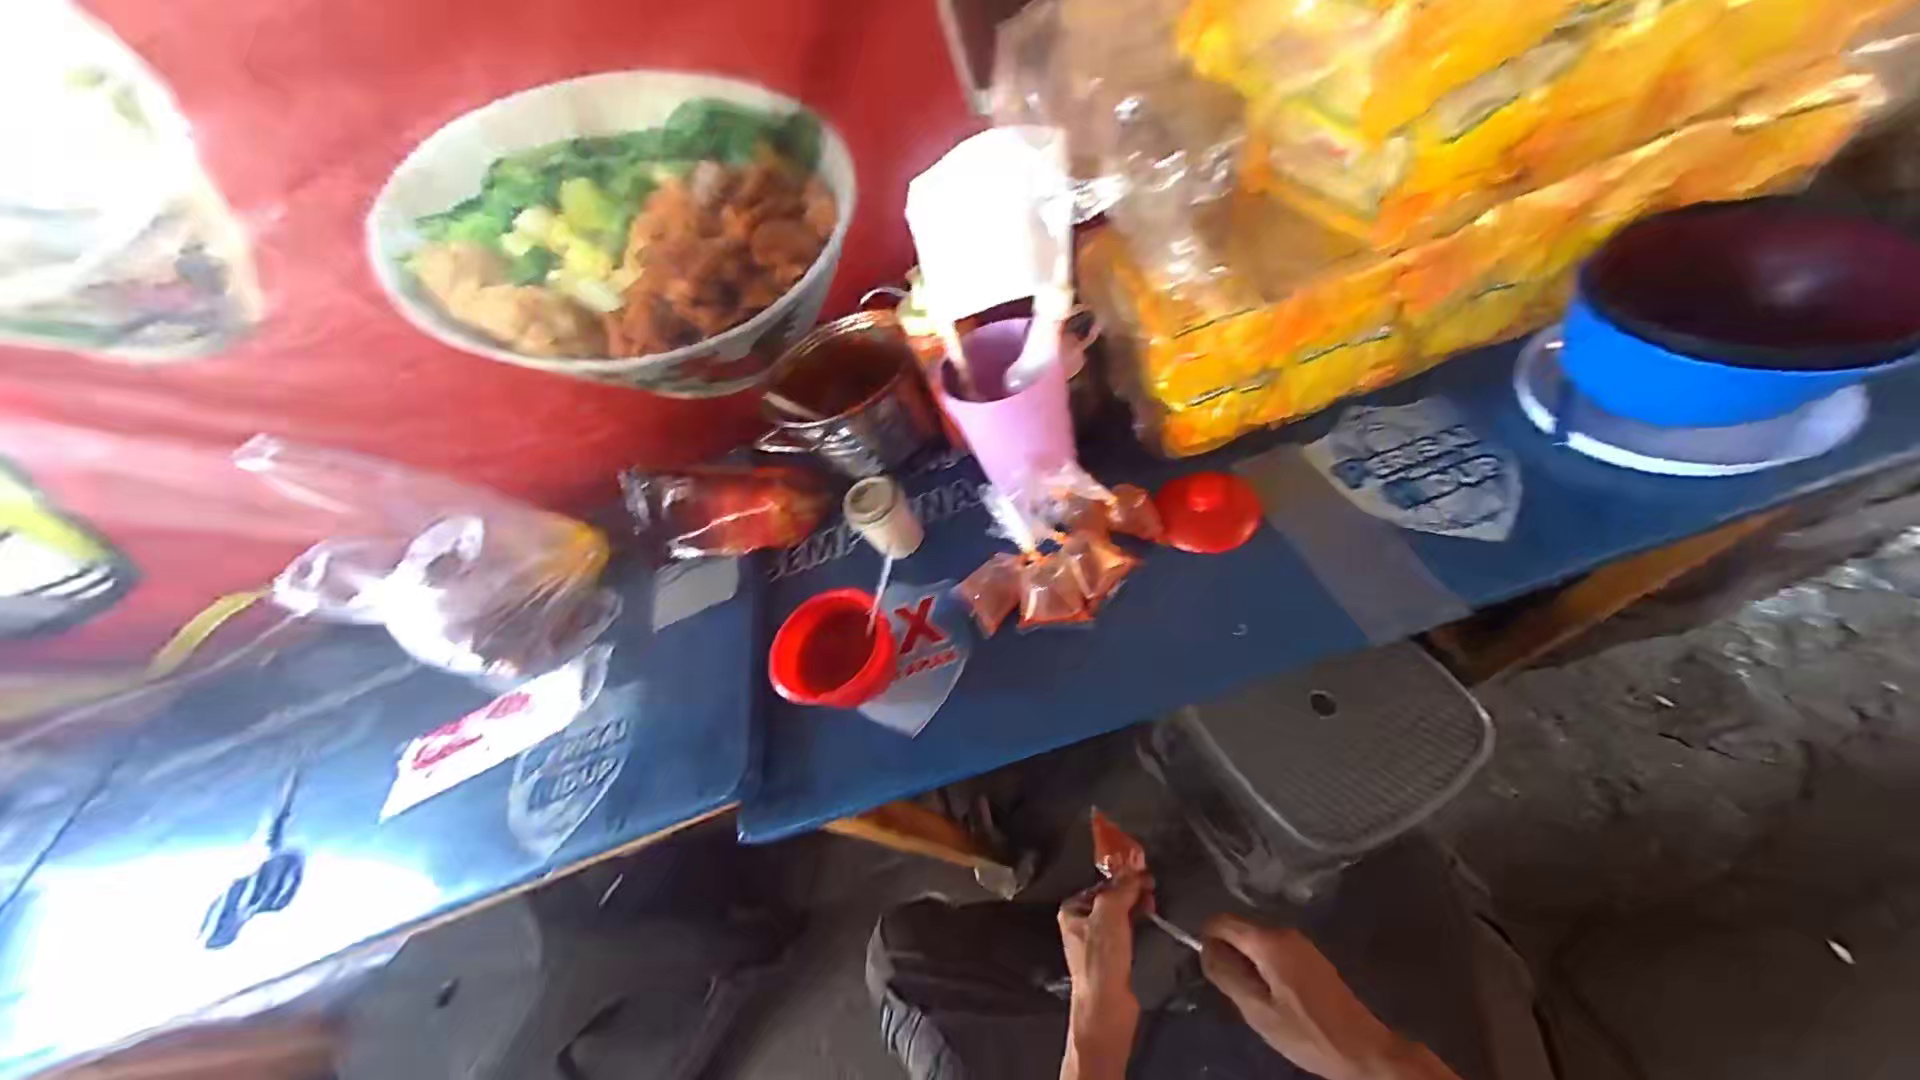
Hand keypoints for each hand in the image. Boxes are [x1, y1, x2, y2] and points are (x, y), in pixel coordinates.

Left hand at [1057, 874, 1149, 1079]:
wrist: (1107, 1009)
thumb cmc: (1101, 959)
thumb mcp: (1109, 916)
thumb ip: (1120, 890)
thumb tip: (1134, 870)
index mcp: (1073, 910)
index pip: (1101, 885)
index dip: (1122, 878)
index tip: (1143, 873)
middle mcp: (1082, 923)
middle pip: (1111, 898)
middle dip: (1131, 891)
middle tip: (1152, 885)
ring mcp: (1098, 941)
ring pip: (1121, 914)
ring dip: (1137, 905)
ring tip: (1154, 900)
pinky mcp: (1114, 957)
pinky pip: (1127, 931)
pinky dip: (1139, 922)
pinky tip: (1151, 919)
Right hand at [1200, 916, 1457, 1079]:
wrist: (1366, 1052)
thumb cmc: (1308, 1033)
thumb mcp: (1258, 1011)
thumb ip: (1226, 974)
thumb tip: (1205, 948)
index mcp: (1267, 941)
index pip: (1221, 920)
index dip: (1208, 939)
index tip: (1214, 969)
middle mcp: (1282, 931)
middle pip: (1239, 930)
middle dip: (1231, 954)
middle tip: (1239, 991)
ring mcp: (1300, 942)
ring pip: (1256, 941)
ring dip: (1249, 963)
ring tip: (1260, 998)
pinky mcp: (1311, 956)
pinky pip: (1274, 950)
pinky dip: (1266, 967)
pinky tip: (1278, 997)